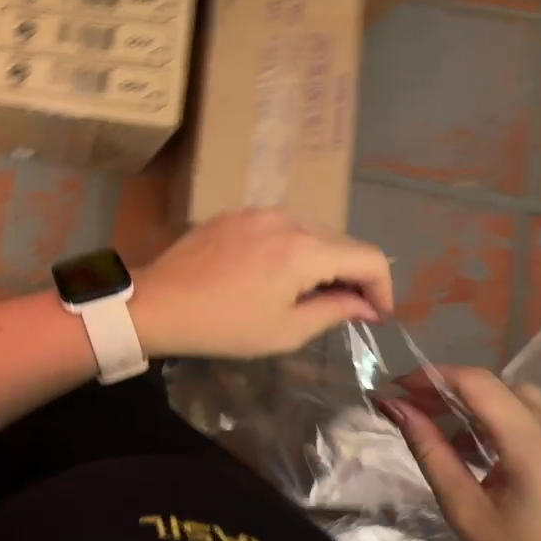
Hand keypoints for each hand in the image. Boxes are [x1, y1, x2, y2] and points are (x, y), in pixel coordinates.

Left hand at [128, 208, 392, 358]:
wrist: (157, 303)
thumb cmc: (224, 325)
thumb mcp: (287, 329)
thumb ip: (335, 310)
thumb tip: (367, 304)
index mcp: (303, 248)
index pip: (368, 256)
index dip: (383, 287)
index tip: (376, 315)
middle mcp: (283, 219)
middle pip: (340, 239)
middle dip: (353, 272)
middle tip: (348, 307)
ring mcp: (253, 211)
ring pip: (309, 228)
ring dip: (322, 257)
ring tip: (312, 292)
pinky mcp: (231, 214)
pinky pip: (277, 225)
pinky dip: (291, 245)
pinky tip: (277, 272)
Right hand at [379, 369, 540, 540]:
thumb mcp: (465, 511)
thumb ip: (428, 450)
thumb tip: (393, 404)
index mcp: (540, 453)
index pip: (480, 384)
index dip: (435, 376)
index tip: (402, 388)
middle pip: (507, 388)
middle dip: (461, 392)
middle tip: (428, 415)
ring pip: (539, 399)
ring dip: (499, 405)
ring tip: (473, 436)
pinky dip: (534, 418)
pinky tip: (518, 446)